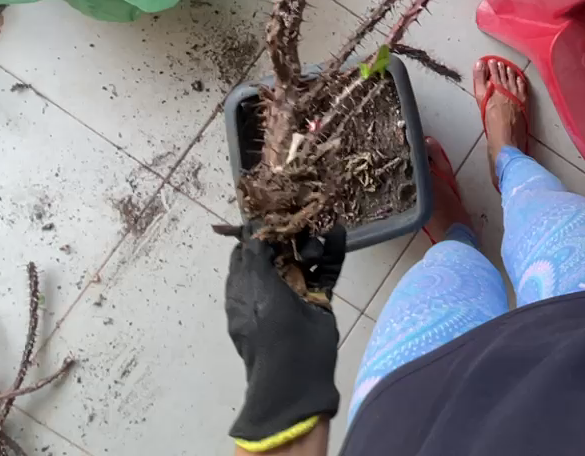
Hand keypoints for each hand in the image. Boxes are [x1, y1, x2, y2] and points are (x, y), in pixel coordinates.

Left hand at [227, 227, 345, 449]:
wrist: (294, 375)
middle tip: (300, 212)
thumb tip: (253, 227)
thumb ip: (254, 255)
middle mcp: (268, 290)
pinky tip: (339, 233)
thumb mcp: (254, 287)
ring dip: (311, 242)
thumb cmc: (266, 329)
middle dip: (288, 233)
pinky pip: (326, 271)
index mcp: (244, 289)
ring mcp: (295, 295)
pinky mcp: (318, 300)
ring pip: (303, 259)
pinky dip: (333, 253)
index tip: (271, 208)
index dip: (257, 232)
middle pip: (277, 253)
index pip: (247, 253)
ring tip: (319, 224)